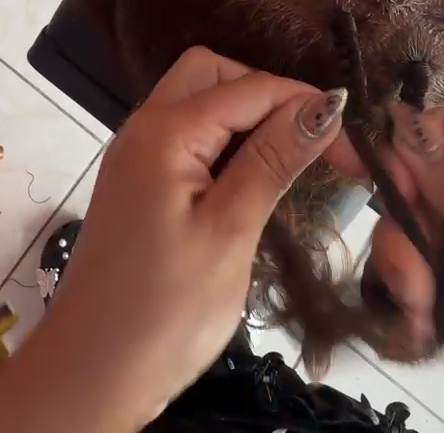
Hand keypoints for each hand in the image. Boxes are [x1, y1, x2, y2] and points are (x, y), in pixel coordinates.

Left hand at [0, 48, 347, 432]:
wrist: (91, 370)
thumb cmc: (165, 309)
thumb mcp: (230, 232)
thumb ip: (272, 160)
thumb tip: (321, 104)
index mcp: (163, 131)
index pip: (245, 87)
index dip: (301, 100)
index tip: (352, 134)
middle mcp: (143, 127)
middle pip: (209, 74)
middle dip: (263, 92)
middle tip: (309, 140)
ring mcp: (136, 153)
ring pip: (195, 101)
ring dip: (243, 116)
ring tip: (289, 158)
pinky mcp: (138, 180)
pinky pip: (184, 134)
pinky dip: (222, 141)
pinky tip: (251, 176)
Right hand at [344, 110, 443, 432]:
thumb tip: (404, 123)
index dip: (403, 145)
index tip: (367, 173)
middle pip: (417, 193)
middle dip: (401, 227)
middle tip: (412, 277)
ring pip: (410, 246)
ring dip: (401, 276)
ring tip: (420, 318)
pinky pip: (414, 299)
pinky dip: (404, 315)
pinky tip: (416, 340)